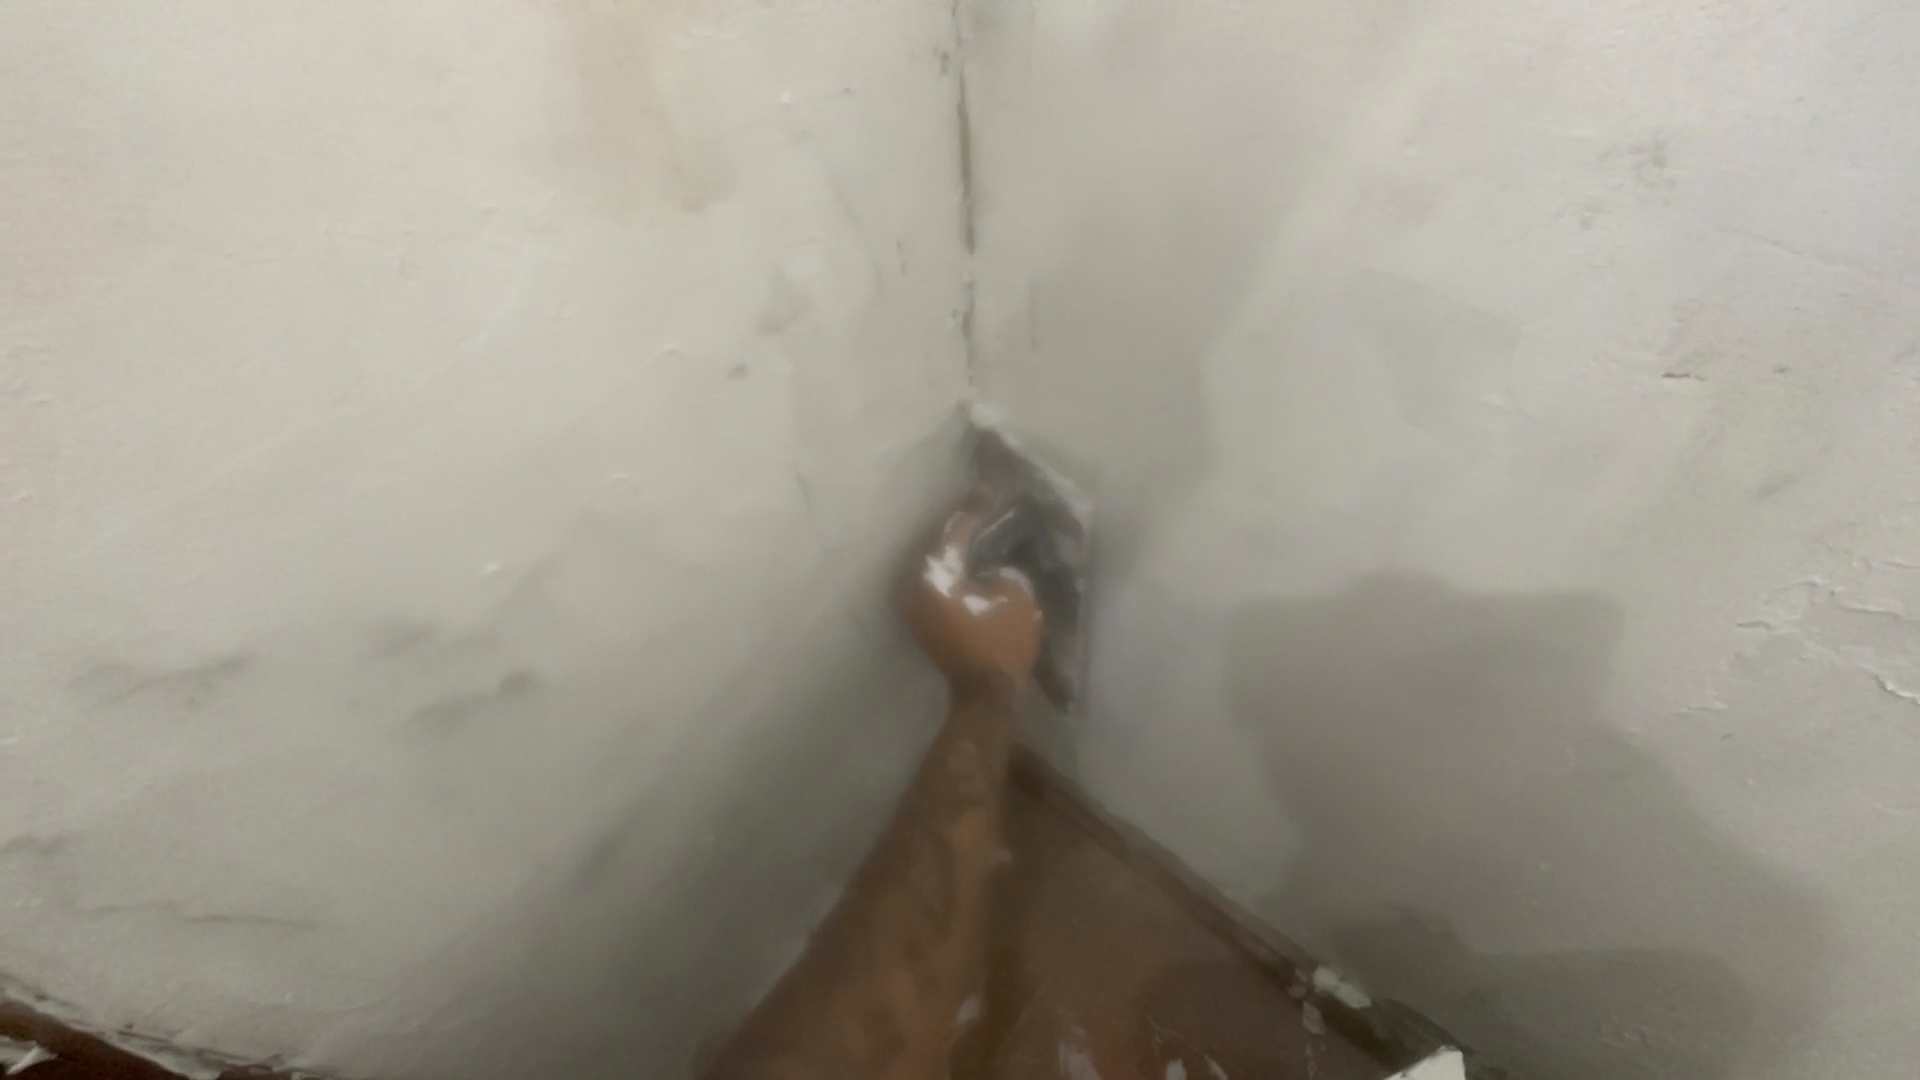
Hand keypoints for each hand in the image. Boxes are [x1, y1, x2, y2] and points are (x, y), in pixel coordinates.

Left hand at [901, 505, 1044, 691]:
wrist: (984, 693)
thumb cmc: (1002, 643)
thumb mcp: (1015, 595)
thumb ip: (1002, 566)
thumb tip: (992, 557)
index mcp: (935, 572)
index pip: (956, 528)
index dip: (978, 509)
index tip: (995, 493)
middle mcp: (912, 580)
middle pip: (936, 538)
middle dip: (960, 521)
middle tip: (982, 502)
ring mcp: (909, 598)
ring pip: (930, 557)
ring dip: (951, 542)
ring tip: (975, 525)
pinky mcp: (915, 613)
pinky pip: (929, 576)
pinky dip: (946, 564)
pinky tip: (966, 555)